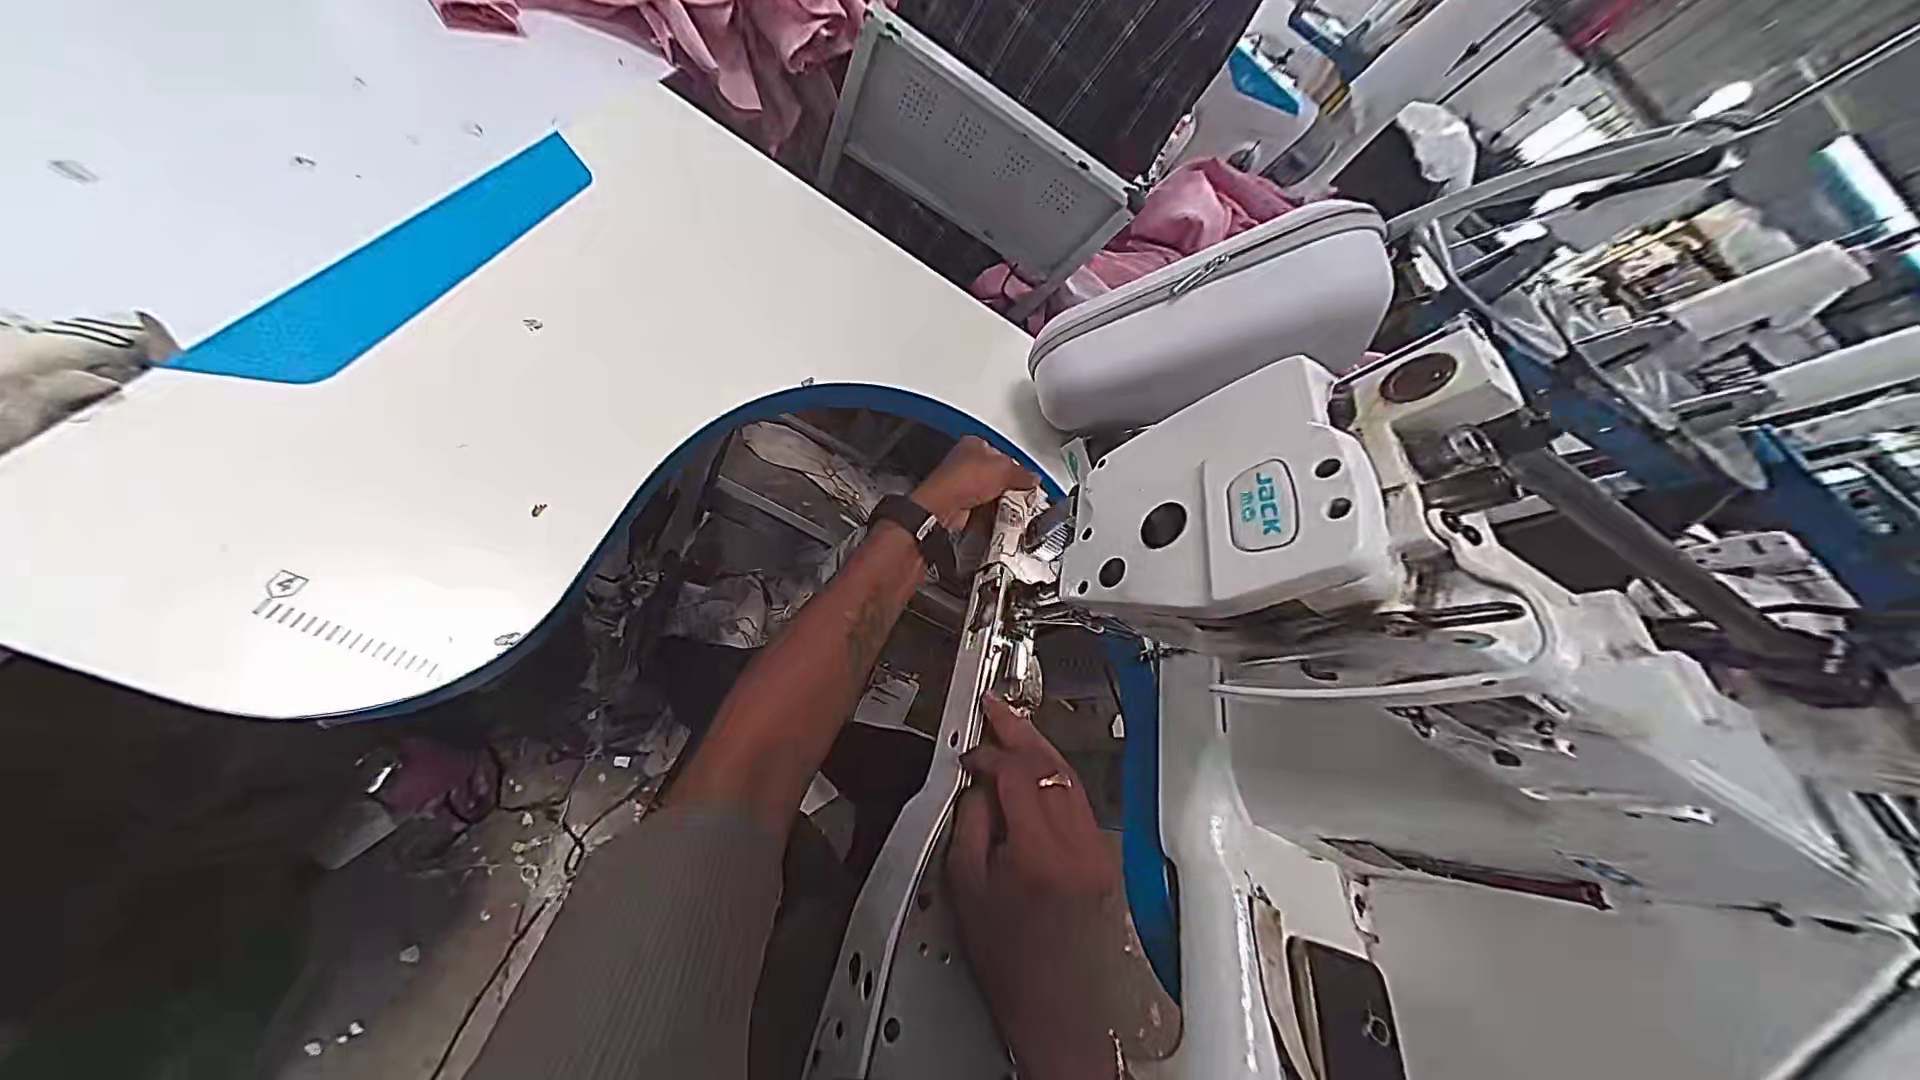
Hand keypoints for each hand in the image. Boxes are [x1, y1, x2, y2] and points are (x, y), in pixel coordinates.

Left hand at [912, 436, 1037, 530]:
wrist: (944, 508)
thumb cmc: (962, 480)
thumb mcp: (1003, 470)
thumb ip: (1022, 473)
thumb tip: (1033, 478)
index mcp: (974, 444)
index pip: (1003, 452)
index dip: (1017, 464)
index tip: (1028, 476)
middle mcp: (966, 461)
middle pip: (997, 472)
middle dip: (1010, 483)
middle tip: (1022, 491)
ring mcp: (963, 483)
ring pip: (991, 490)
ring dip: (1001, 498)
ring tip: (1011, 503)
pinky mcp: (962, 502)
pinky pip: (984, 505)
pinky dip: (992, 509)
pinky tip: (997, 511)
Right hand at [950, 693, 1120, 1079]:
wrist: (1055, 1009)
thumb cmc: (1010, 963)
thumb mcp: (966, 887)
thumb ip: (970, 821)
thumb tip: (977, 782)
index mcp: (1039, 854)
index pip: (1016, 774)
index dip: (988, 754)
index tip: (969, 755)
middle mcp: (1077, 845)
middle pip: (1049, 763)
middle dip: (1017, 729)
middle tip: (994, 707)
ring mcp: (1097, 849)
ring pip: (1067, 775)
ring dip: (1037, 746)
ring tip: (1011, 727)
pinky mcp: (1103, 856)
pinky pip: (1076, 798)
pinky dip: (1052, 774)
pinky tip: (1033, 767)